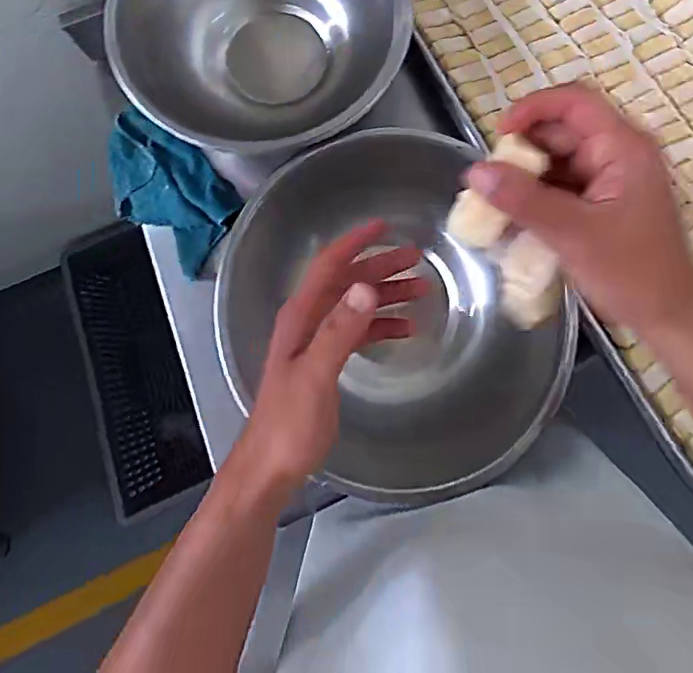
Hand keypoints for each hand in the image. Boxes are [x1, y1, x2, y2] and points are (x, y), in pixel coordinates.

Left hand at [226, 220, 425, 504]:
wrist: (270, 466)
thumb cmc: (288, 422)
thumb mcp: (315, 374)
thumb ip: (339, 331)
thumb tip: (366, 287)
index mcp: (300, 315)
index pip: (329, 265)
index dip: (354, 242)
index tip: (384, 226)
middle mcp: (308, 320)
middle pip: (348, 281)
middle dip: (381, 266)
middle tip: (417, 258)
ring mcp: (317, 340)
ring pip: (356, 304)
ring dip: (387, 295)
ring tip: (422, 289)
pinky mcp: (326, 361)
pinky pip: (358, 331)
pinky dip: (381, 325)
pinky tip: (406, 328)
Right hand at [465, 83, 692, 337]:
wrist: (669, 318)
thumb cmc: (632, 273)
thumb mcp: (573, 234)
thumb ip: (523, 200)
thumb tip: (475, 172)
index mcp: (623, 147)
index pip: (574, 102)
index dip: (534, 107)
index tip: (500, 133)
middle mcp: (617, 153)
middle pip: (561, 130)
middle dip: (523, 149)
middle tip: (491, 177)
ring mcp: (610, 177)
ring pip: (557, 158)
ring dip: (525, 175)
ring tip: (494, 199)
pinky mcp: (601, 200)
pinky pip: (561, 184)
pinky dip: (536, 194)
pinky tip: (513, 215)